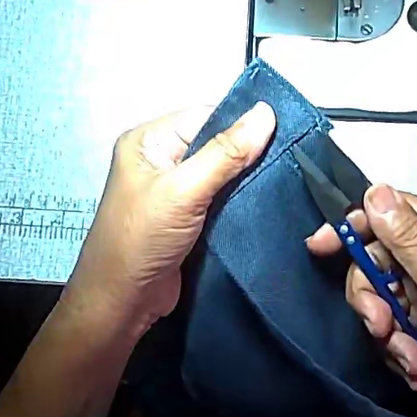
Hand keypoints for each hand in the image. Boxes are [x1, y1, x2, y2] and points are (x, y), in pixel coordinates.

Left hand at [63, 103, 276, 336]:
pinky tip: (269, 201)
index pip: (206, 116)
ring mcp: (174, 190)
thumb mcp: (183, 191)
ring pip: (223, 173)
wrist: (121, 303)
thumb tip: (266, 113)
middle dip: (251, 153)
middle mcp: (161, 159)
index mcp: (149, 141)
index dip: (244, 123)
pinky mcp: (187, 217)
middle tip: (295, 159)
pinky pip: (221, 199)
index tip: (288, 131)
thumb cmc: (141, 240)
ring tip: (290, 180)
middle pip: (216, 143)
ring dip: (249, 179)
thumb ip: (225, 153)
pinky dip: (242, 200)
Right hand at [306, 184, 416, 416]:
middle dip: (370, 296)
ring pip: (378, 298)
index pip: (387, 212)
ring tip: (409, 357)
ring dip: (386, 331)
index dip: (352, 226)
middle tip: (379, 325)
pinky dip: (397, 349)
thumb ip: (408, 238)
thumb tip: (375, 189)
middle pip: (374, 260)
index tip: (320, 247)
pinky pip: (390, 327)